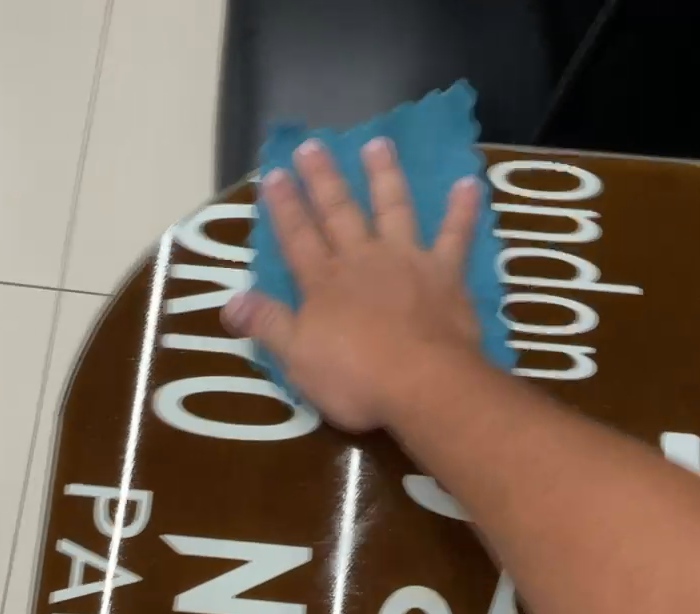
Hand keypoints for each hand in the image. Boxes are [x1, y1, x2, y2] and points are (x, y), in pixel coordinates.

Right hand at [222, 137, 487, 431]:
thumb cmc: (355, 378)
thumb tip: (231, 300)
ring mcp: (407, 262)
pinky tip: (469, 183)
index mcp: (324, 283)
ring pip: (393, 209)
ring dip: (384, 176)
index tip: (274, 174)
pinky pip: (456, 235)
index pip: (297, 237)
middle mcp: (363, 260)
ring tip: (377, 143)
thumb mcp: (298, 358)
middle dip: (323, 179)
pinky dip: (462, 209)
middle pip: (339, 213)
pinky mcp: (446, 275)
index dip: (284, 207)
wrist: (423, 384)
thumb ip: (267, 325)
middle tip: (313, 145)